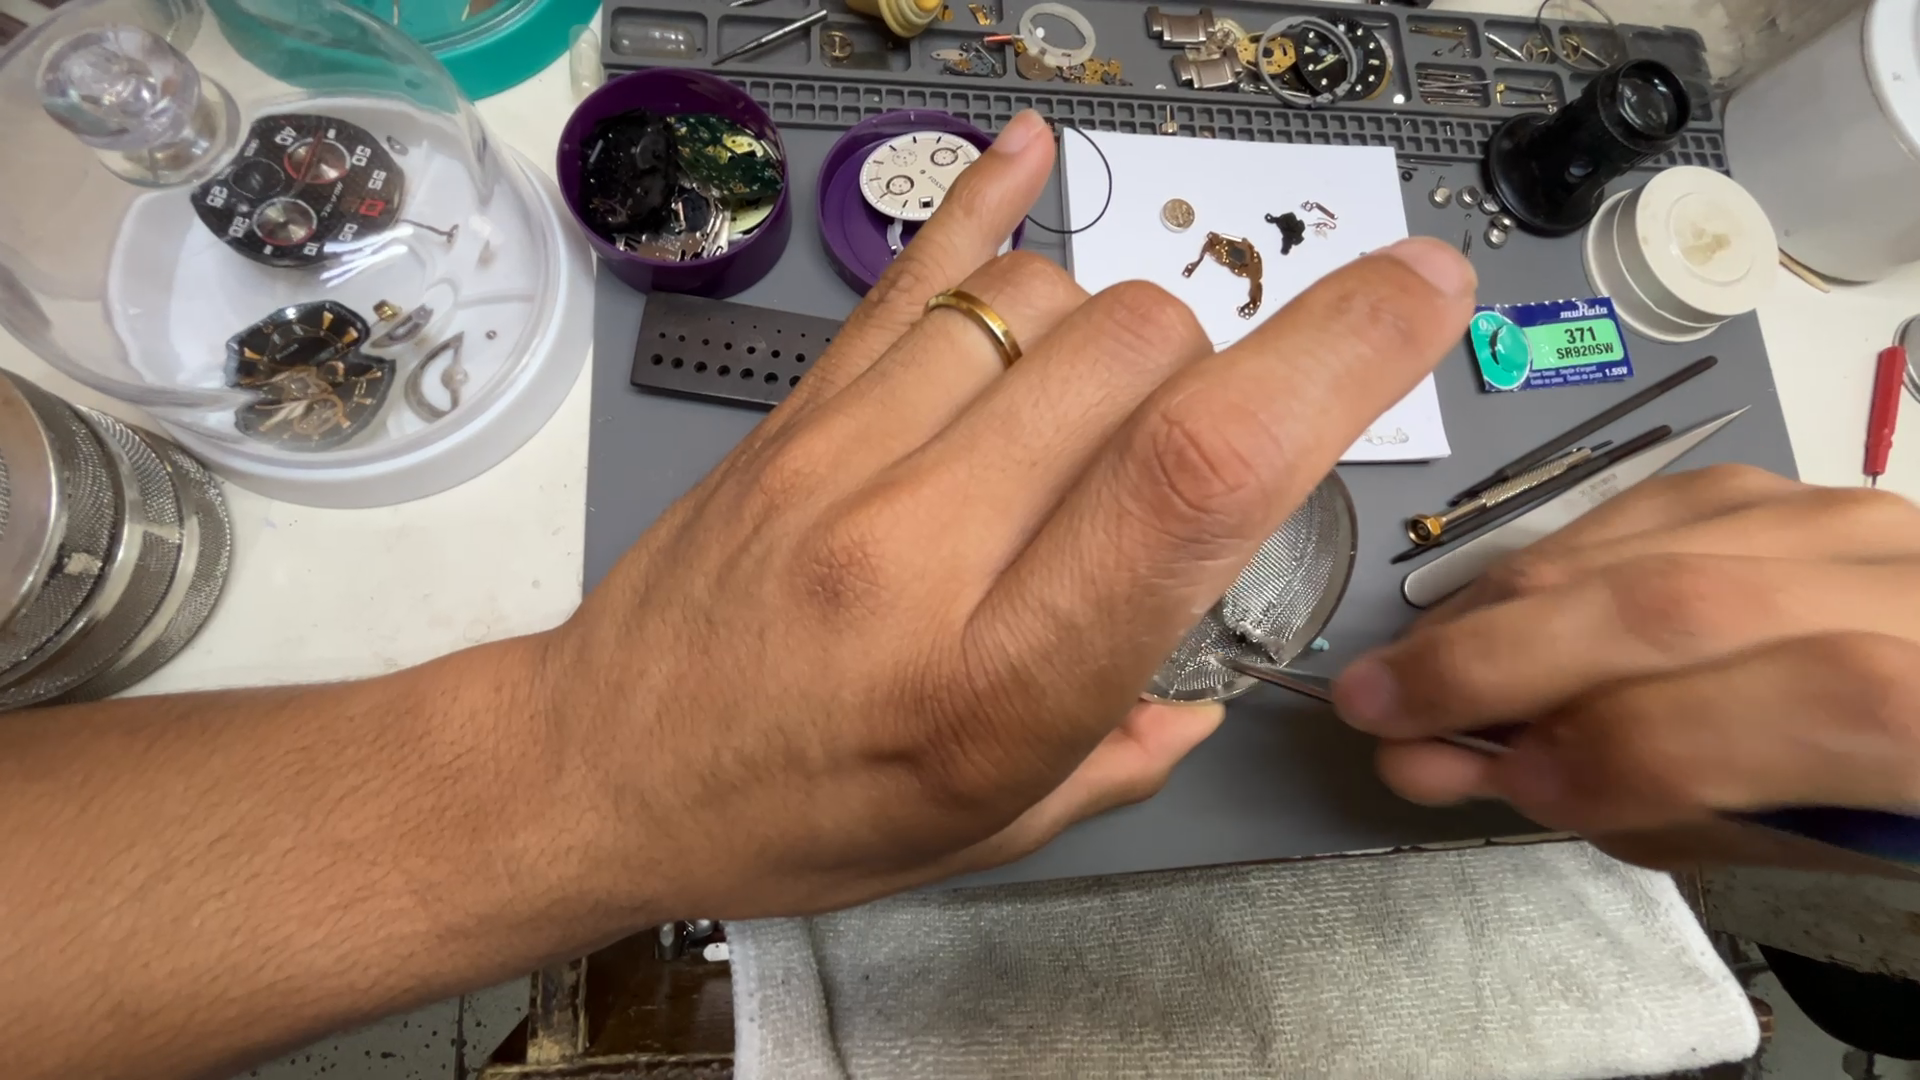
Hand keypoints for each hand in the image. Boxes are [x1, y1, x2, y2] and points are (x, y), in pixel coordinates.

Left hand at [539, 110, 1476, 919]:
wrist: (606, 764)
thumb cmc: (793, 814)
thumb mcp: (980, 829)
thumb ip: (1114, 753)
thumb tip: (1197, 687)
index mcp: (996, 680)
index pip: (1189, 478)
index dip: (1331, 364)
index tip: (1411, 299)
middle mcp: (922, 546)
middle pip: (1132, 353)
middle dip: (1215, 365)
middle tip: (1194, 434)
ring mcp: (843, 456)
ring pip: (1037, 304)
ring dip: (1111, 334)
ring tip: (1089, 409)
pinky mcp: (794, 413)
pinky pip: (908, 277)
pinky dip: (982, 213)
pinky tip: (1023, 163)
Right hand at [1331, 465, 1919, 853]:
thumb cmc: (1867, 806)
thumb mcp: (1780, 846)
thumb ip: (1617, 805)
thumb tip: (1430, 765)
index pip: (1827, 709)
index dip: (1636, 750)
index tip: (1495, 779)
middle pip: (1676, 605)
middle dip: (1490, 661)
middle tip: (1370, 703)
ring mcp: (1831, 514)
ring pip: (1620, 554)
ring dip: (1480, 617)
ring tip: (1410, 666)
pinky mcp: (1752, 489)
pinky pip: (1604, 519)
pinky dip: (1516, 575)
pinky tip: (1480, 616)